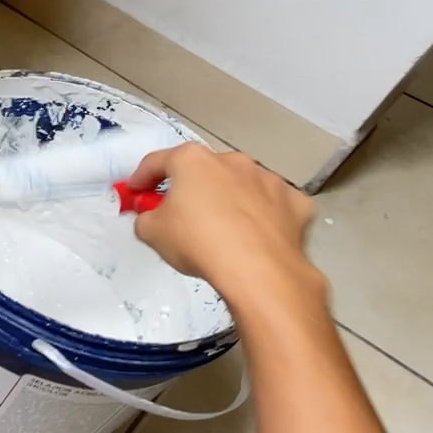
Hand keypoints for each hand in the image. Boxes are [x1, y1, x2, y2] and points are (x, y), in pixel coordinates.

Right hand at [127, 144, 323, 323]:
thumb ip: (146, 217)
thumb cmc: (197, 242)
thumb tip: (154, 217)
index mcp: (193, 160)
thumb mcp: (150, 232)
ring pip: (241, 185)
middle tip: (179, 211)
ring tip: (223, 226)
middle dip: (190, 186)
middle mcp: (233, 161)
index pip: (156, 162)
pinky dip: (263, 215)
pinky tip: (257, 235)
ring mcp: (270, 180)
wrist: (260, 273)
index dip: (141, 177)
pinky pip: (273, 205)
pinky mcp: (297, 204)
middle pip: (203, 170)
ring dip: (229, 198)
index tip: (134, 192)